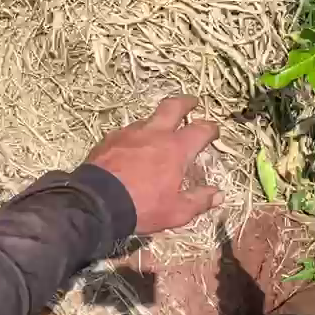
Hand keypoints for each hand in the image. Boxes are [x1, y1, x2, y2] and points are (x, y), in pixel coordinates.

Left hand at [85, 96, 222, 233]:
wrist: (96, 202)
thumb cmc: (142, 206)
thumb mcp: (176, 211)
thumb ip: (199, 201)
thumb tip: (218, 194)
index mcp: (176, 148)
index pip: (200, 130)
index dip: (210, 129)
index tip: (213, 131)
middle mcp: (154, 134)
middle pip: (172, 107)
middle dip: (185, 103)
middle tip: (191, 102)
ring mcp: (129, 133)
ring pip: (147, 120)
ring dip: (156, 123)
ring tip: (157, 133)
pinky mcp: (109, 139)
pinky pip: (126, 133)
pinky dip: (134, 137)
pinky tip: (131, 148)